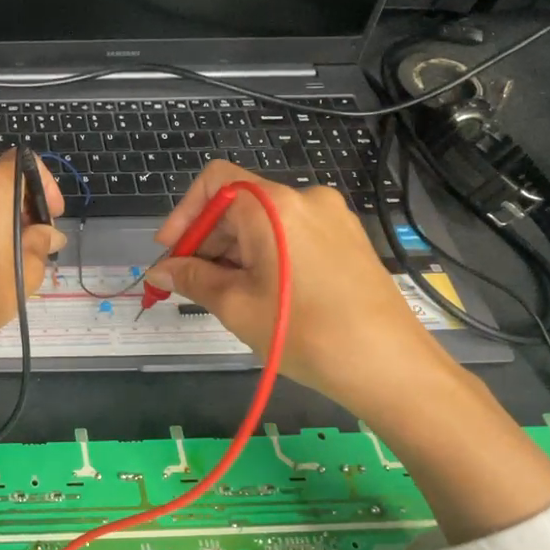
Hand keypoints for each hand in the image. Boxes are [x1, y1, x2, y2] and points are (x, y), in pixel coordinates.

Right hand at [146, 161, 457, 419]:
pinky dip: (265, 256)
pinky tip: (262, 294)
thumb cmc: (303, 332)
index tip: (171, 253)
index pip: (214, 182)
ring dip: (234, 252)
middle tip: (189, 284)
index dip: (184, 213)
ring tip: (226, 296)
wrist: (390, 367)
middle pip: (238, 203)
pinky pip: (292, 235)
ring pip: (264, 223)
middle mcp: (305, 199)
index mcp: (273, 206)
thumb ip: (191, 279)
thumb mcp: (235, 306)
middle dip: (207, 240)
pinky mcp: (348, 240)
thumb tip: (160, 271)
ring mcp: (332, 219)